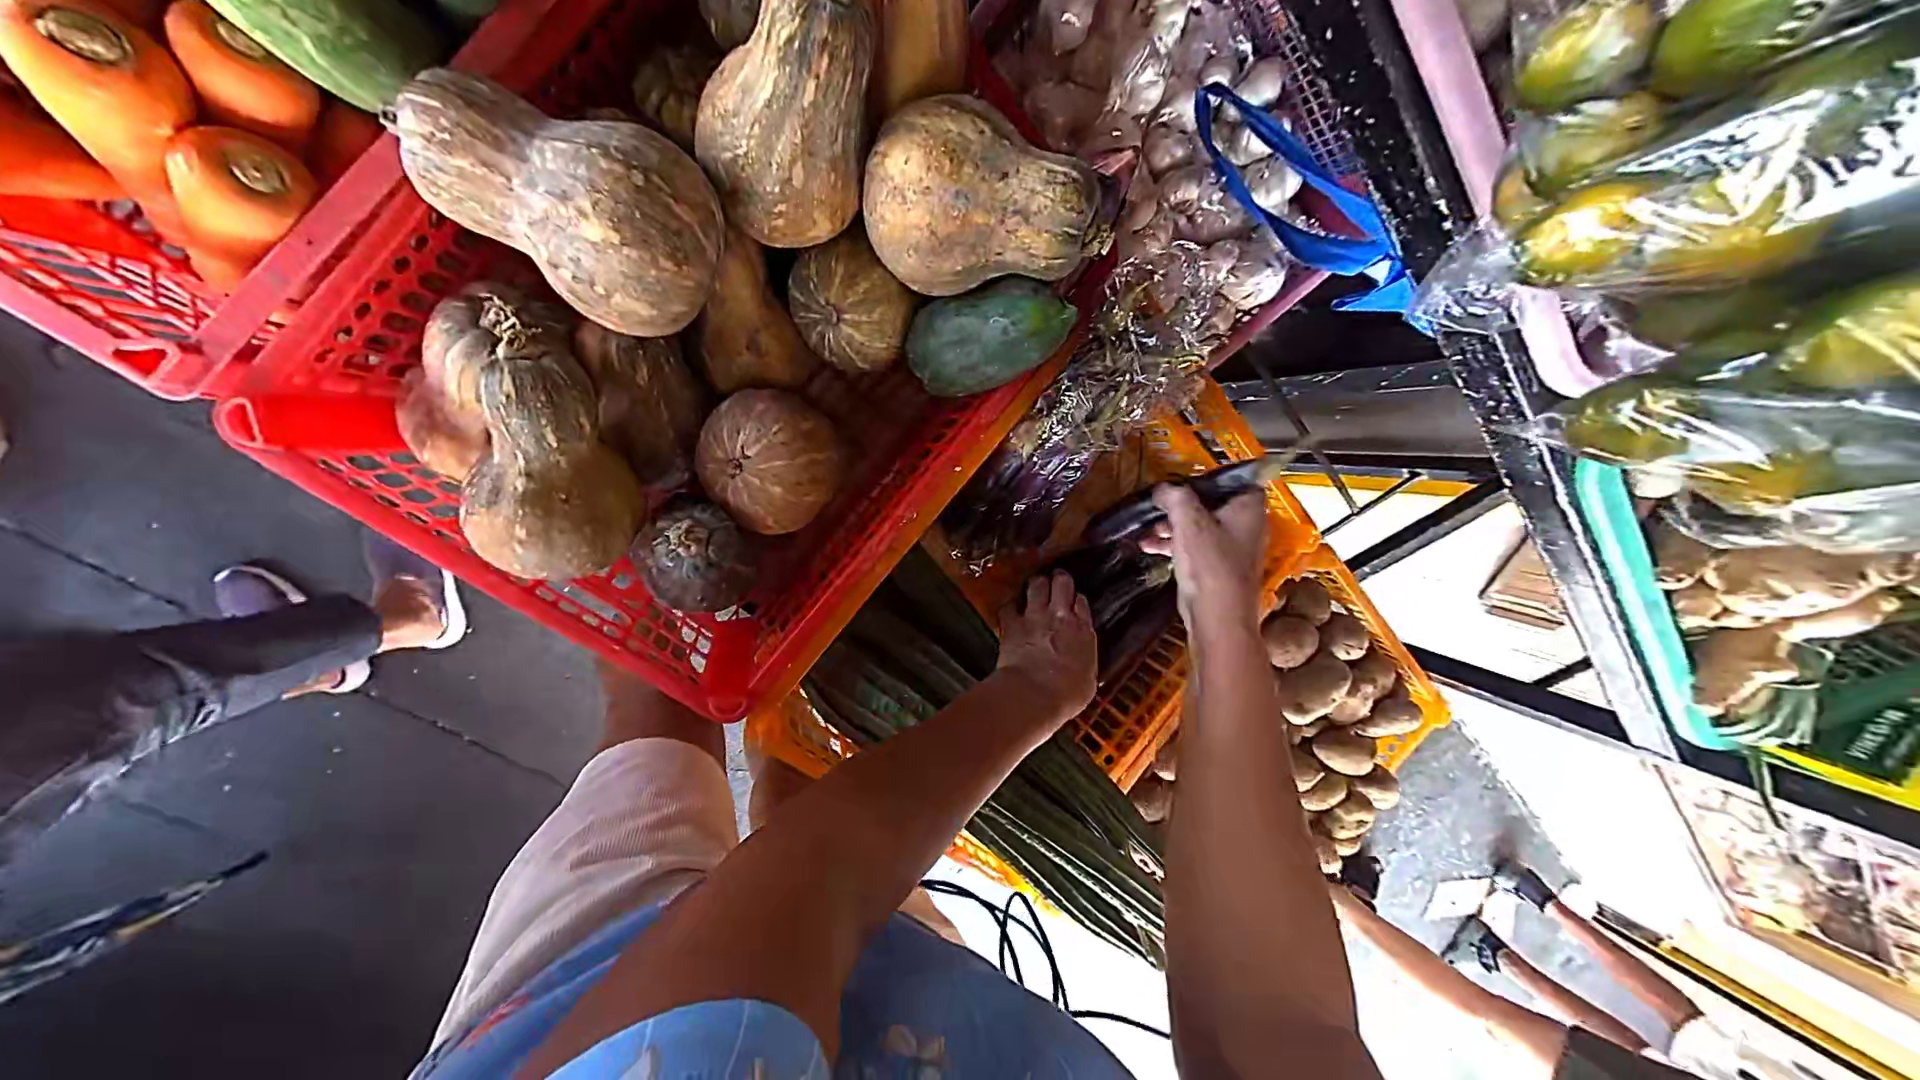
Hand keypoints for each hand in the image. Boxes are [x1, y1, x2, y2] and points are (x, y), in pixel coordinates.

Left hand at [995, 571, 1096, 722]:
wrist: (1034, 695)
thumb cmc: (1064, 695)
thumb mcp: (1087, 681)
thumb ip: (1084, 664)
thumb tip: (1081, 668)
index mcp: (1082, 632)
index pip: (1082, 603)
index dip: (1076, 600)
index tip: (1073, 602)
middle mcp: (1060, 617)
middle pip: (1062, 583)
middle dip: (1059, 579)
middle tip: (1056, 580)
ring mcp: (1034, 617)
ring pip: (1036, 585)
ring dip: (1036, 584)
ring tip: (1035, 586)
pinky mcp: (1012, 625)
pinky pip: (1008, 606)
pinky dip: (1009, 607)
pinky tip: (1009, 609)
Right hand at [1138, 485, 1267, 629]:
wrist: (1216, 615)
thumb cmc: (1211, 566)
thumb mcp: (1188, 521)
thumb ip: (1175, 498)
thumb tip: (1163, 490)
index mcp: (1248, 509)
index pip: (1234, 480)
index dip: (1208, 478)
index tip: (1184, 479)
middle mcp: (1246, 527)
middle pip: (1212, 504)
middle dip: (1182, 505)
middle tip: (1160, 505)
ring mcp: (1232, 549)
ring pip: (1200, 527)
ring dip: (1174, 525)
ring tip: (1149, 528)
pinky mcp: (1217, 569)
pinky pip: (1194, 548)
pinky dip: (1175, 544)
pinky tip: (1150, 546)